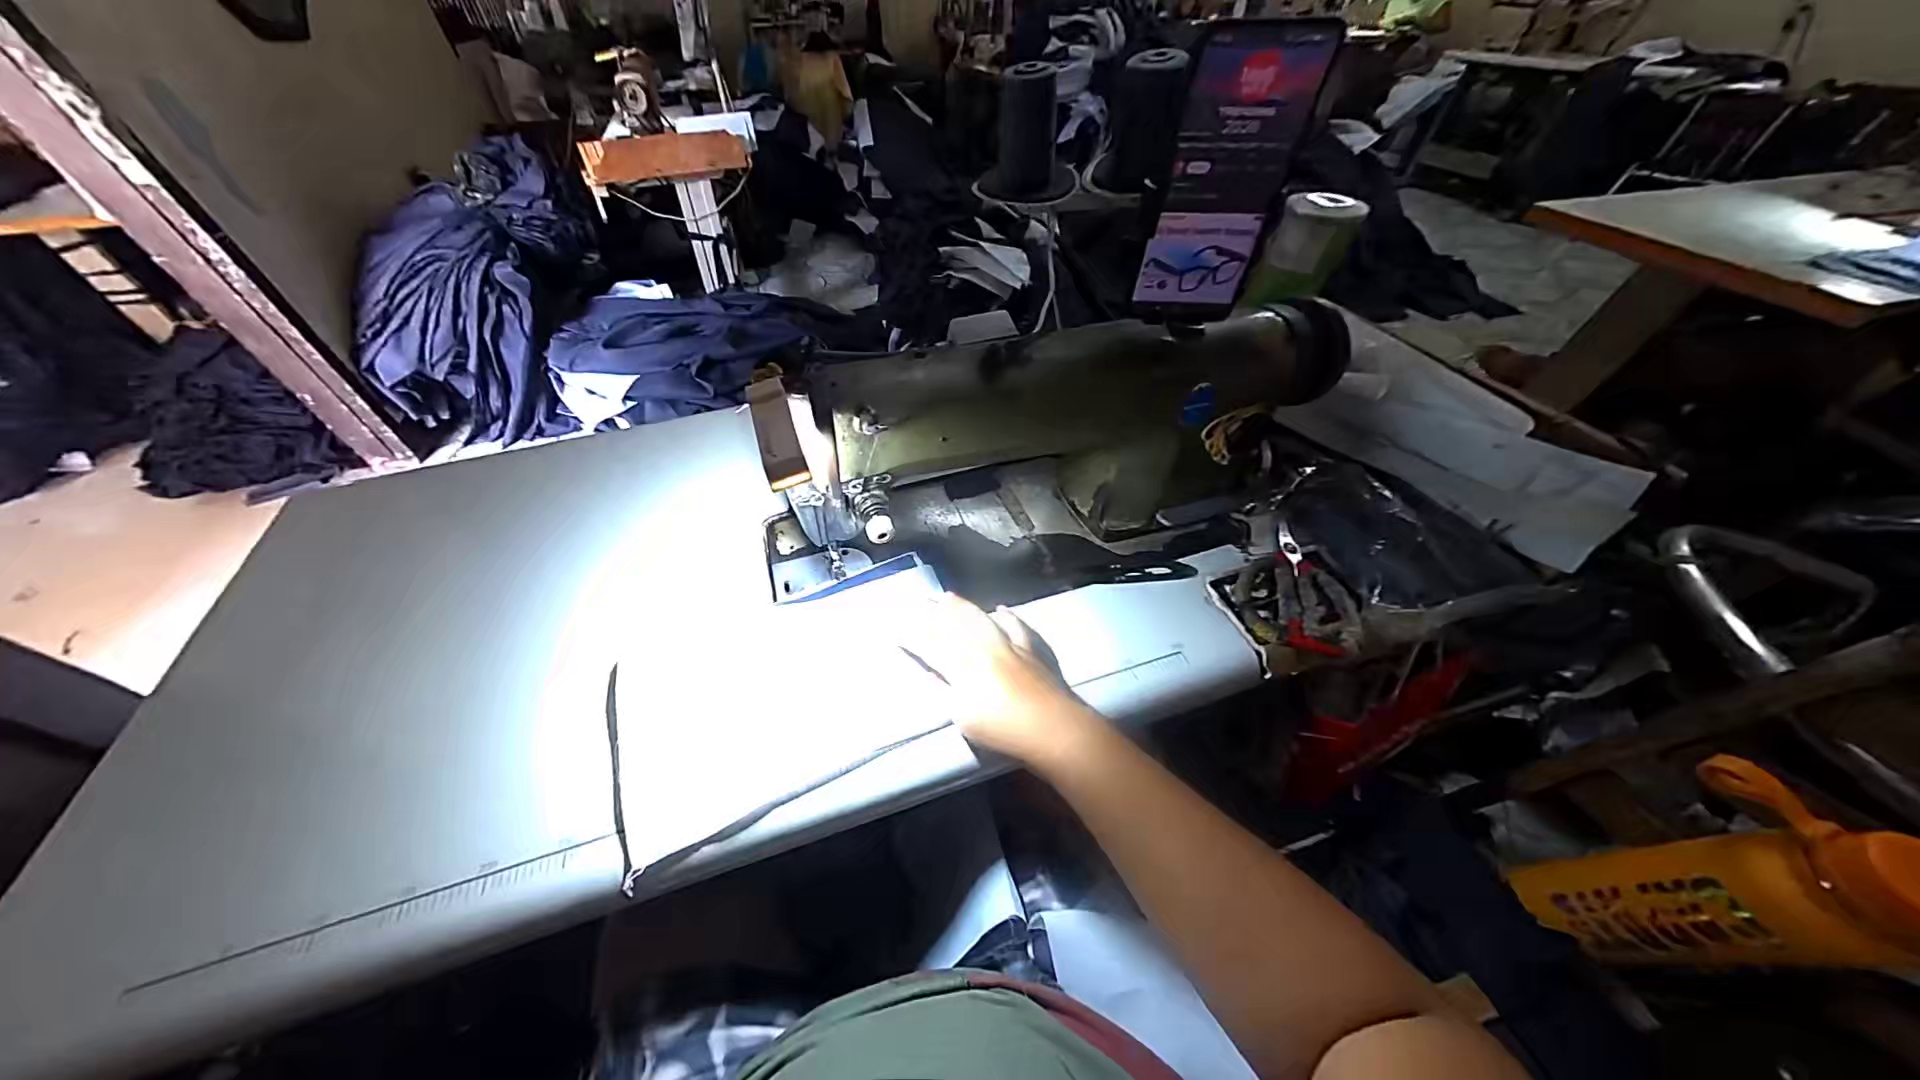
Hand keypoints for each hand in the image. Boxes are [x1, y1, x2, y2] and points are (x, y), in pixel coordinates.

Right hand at [900, 592, 1109, 767]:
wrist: (1052, 726)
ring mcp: (1009, 644)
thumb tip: (928, 671)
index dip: (912, 634)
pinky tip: (1001, 609)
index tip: (896, 625)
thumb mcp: (963, 716)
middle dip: (933, 610)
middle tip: (918, 600)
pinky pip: (1016, 624)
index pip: (930, 645)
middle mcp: (983, 648)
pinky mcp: (1032, 647)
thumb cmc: (1003, 729)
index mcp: (962, 667)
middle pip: (954, 622)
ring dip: (962, 606)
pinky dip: (1006, 616)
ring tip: (947, 597)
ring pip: (980, 617)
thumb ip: (943, 691)